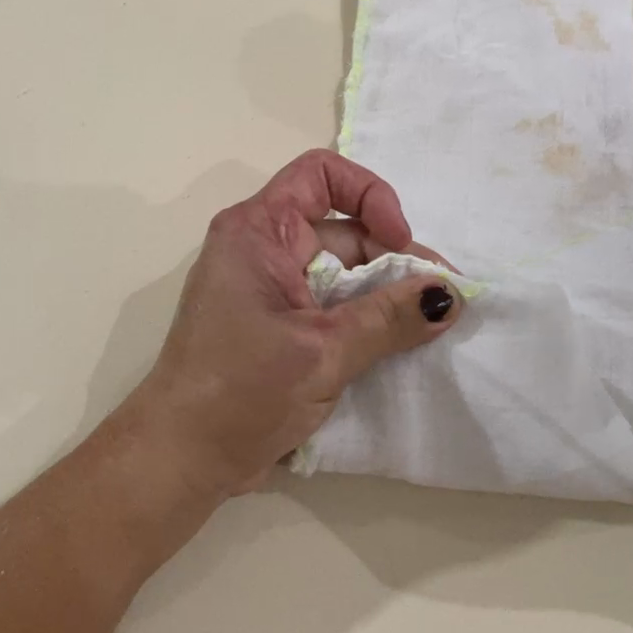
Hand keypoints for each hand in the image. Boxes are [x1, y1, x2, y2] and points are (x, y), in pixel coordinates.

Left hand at [122, 150, 462, 497]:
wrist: (182, 458)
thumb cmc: (240, 392)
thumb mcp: (322, 352)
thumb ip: (389, 319)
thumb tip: (450, 295)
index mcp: (257, 232)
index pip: (321, 174)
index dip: (370, 195)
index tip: (399, 241)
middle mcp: (261, 250)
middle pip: (340, 229)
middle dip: (393, 257)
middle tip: (441, 299)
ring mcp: (268, 292)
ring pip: (340, 274)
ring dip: (384, 295)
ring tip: (432, 324)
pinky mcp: (277, 330)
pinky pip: (330, 308)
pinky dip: (365, 320)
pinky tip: (402, 344)